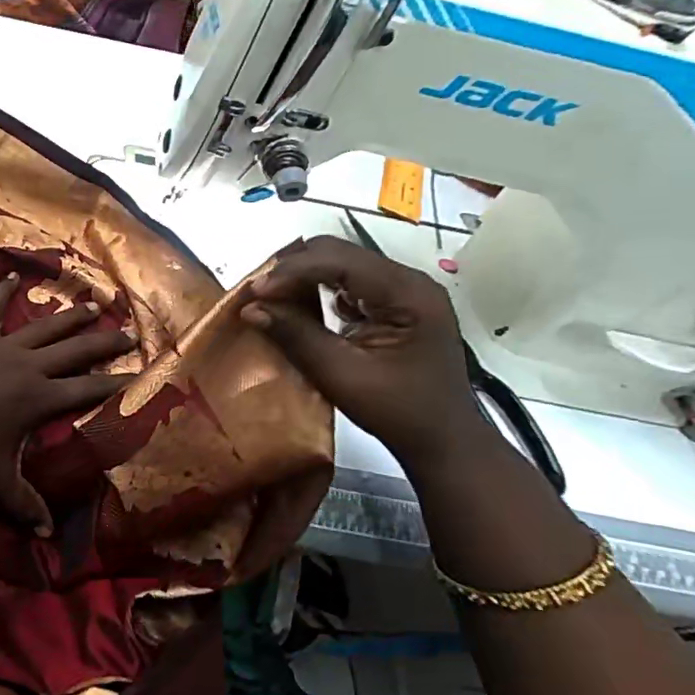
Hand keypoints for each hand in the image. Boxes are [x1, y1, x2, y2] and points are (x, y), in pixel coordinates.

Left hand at [0, 274, 133, 532]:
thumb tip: (49, 537)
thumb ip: (26, 507)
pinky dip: (2, 292)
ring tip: (94, 304)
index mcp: (39, 398)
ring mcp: (0, 346)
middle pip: (75, 351)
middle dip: (104, 342)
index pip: (88, 389)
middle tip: (130, 331)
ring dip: (69, 316)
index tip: (142, 372)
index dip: (118, 382)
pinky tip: (12, 276)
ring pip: (43, 327)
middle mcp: (27, 366)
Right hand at [239, 237, 479, 467]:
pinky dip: (316, 288)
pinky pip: (347, 280)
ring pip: (339, 263)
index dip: (291, 271)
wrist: (445, 442)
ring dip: (301, 276)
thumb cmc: (398, 412)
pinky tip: (296, 306)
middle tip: (256, 292)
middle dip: (292, 268)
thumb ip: (296, 335)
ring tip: (269, 297)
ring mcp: (403, 289)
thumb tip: (249, 308)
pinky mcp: (393, 302)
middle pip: (338, 253)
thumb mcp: (341, 375)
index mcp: (407, 293)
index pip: (338, 260)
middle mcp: (408, 280)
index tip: (253, 292)